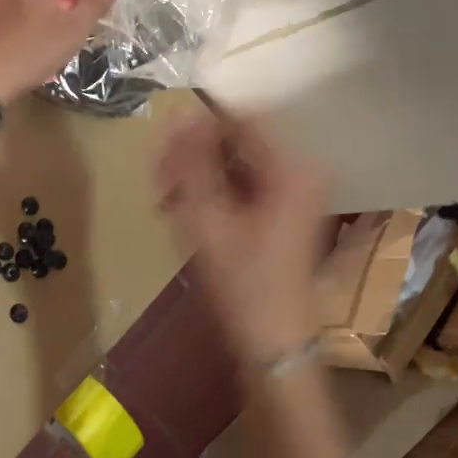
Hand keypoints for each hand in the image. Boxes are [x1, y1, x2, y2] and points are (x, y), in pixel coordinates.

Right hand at [156, 111, 327, 364]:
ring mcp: (295, 191)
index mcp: (292, 169)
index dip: (198, 125)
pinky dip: (211, 190)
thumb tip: (178, 114)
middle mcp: (301, 171)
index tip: (162, 143)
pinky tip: (182, 209)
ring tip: (164, 198)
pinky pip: (241, 181)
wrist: (275, 343)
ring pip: (234, 160)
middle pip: (236, 139)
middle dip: (191, 154)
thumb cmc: (242, 283)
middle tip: (157, 178)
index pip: (241, 118)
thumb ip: (191, 162)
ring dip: (195, 173)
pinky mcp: (285, 208)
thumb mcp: (207, 218)